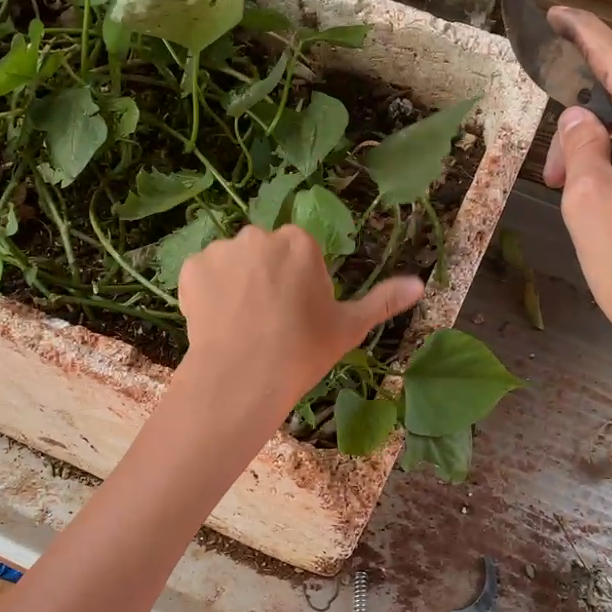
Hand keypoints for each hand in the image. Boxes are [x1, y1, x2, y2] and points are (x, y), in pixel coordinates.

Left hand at [176, 223, 422, 419]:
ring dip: (237, 287)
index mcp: (300, 242)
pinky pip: (204, 277)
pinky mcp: (192, 269)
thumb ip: (383, 301)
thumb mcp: (349, 328)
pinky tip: (218, 325)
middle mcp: (260, 235)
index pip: (301, 256)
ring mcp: (222, 250)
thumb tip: (419, 284)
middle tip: (270, 325)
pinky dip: (208, 296)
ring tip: (242, 329)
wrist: (243, 376)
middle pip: (266, 256)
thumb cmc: (302, 352)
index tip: (298, 317)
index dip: (300, 287)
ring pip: (234, 265)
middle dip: (268, 281)